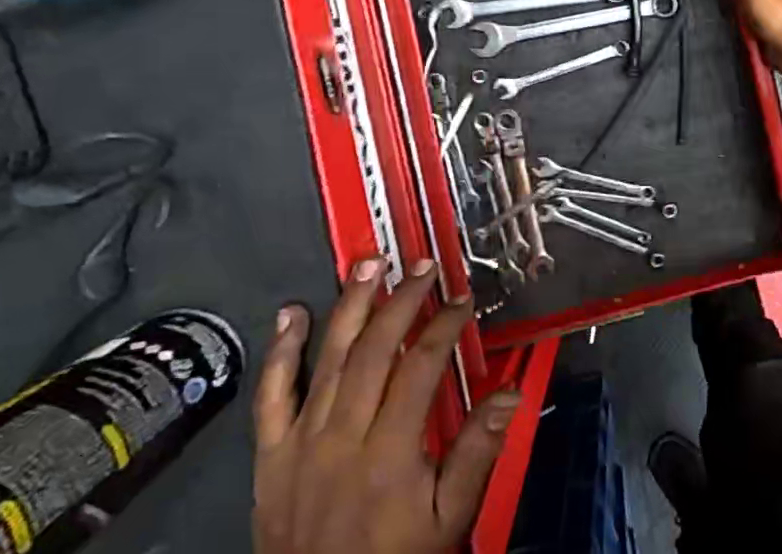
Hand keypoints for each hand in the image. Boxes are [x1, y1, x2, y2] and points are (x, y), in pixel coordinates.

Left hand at [253, 258, 521, 553]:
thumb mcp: (450, 517)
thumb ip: (478, 453)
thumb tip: (510, 394)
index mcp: (390, 451)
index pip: (421, 367)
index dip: (444, 326)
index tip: (461, 300)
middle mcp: (343, 436)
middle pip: (375, 350)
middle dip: (402, 300)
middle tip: (423, 266)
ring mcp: (301, 442)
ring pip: (329, 358)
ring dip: (351, 305)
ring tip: (369, 264)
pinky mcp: (271, 453)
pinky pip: (272, 395)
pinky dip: (280, 351)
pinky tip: (289, 313)